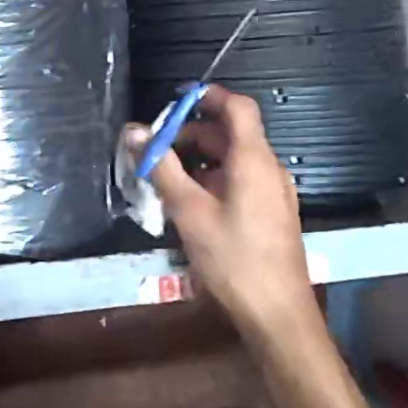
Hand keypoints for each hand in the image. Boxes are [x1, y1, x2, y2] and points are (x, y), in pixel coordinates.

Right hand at [123, 86, 316, 340]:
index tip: (173, 99)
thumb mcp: (187, 210)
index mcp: (253, 161)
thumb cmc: (232, 257)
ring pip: (231, 157)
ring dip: (196, 156)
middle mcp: (268, 168)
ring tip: (161, 174)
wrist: (275, 311)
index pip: (237, 108)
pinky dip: (209, 175)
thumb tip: (132, 132)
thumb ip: (160, 167)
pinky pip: (236, 177)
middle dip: (189, 132)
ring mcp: (271, 190)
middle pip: (229, 132)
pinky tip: (184, 198)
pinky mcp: (268, 210)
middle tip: (152, 147)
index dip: (207, 96)